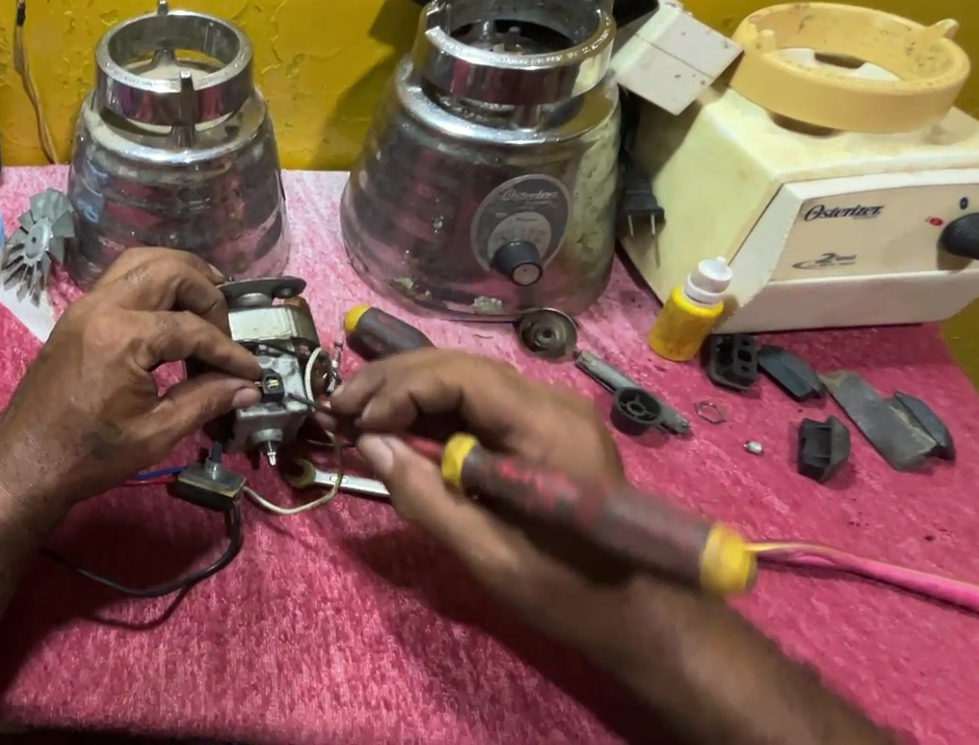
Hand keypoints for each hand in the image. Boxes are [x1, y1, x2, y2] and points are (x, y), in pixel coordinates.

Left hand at [0, 249, 262, 514]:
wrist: (26, 462)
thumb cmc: (90, 454)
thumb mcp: (156, 433)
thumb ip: (205, 400)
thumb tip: (249, 387)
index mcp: (122, 337)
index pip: (192, 328)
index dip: (228, 351)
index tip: (251, 371)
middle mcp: (103, 306)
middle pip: (169, 269)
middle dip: (206, 293)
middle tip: (225, 328)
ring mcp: (85, 305)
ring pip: (141, 261)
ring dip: (179, 273)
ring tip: (207, 302)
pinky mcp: (77, 313)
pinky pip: (121, 277)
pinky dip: (152, 281)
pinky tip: (171, 310)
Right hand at [324, 349, 679, 656]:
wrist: (641, 614)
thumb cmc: (570, 592)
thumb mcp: (490, 555)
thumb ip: (424, 496)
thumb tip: (368, 442)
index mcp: (546, 427)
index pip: (459, 376)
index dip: (400, 390)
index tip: (359, 423)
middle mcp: (546, 401)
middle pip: (452, 365)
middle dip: (389, 382)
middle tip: (337, 405)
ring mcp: (541, 408)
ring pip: (455, 375)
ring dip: (399, 389)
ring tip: (351, 409)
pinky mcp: (531, 422)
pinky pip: (467, 399)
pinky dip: (422, 407)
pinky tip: (388, 419)